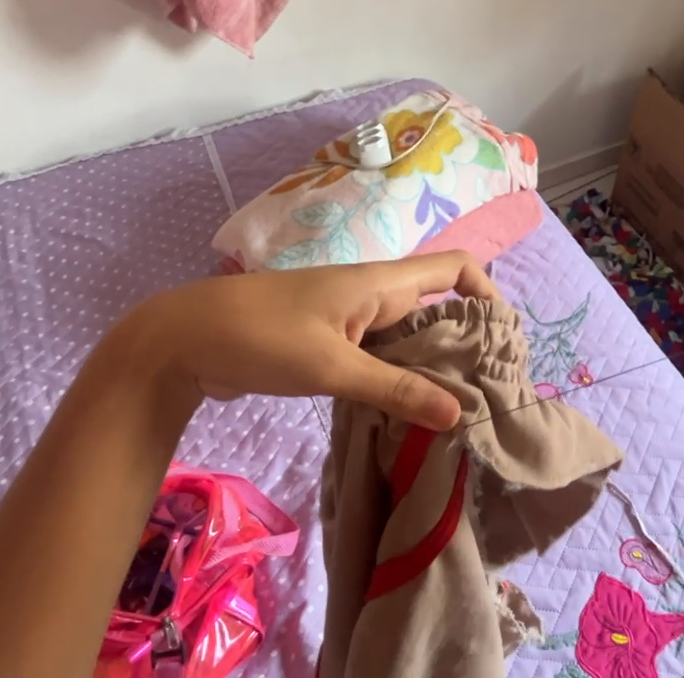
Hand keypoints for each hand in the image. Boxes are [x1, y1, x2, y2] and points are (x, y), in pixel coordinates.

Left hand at [120, 251, 497, 431]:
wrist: (183, 340)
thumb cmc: (260, 338)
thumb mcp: (331, 366)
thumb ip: (395, 389)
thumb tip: (460, 412)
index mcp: (380, 283)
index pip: (454, 268)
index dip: (486, 293)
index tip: (500, 341)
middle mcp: (373, 294)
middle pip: (437, 306)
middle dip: (464, 342)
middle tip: (486, 391)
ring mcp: (350, 318)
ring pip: (407, 336)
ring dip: (431, 366)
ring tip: (454, 411)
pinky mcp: (330, 343)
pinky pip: (379, 355)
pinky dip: (398, 379)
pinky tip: (404, 413)